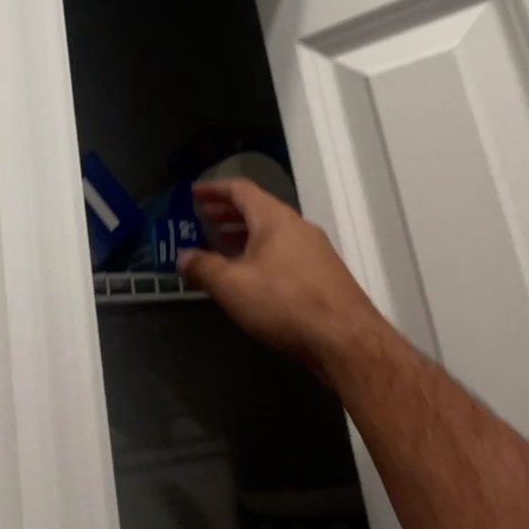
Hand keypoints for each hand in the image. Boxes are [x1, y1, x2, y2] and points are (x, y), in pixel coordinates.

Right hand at [179, 179, 376, 371]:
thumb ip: (203, 268)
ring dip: (245, 233)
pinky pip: (286, 251)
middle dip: (228, 212)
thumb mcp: (232, 286)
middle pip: (259, 208)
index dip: (214, 189)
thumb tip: (183, 257)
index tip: (194, 194)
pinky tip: (252, 275)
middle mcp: (297, 226)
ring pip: (274, 231)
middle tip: (204, 218)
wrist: (346, 339)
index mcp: (274, 219)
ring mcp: (316, 250)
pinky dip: (263, 252)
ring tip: (222, 245)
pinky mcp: (325, 274)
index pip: (241, 190)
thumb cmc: (284, 302)